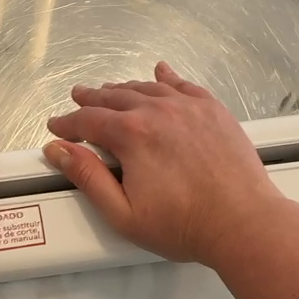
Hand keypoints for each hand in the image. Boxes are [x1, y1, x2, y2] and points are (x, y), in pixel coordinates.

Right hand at [43, 62, 298, 266]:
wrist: (241, 222)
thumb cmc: (184, 226)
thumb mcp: (123, 213)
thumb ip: (88, 178)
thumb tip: (60, 150)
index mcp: (132, 135)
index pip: (88, 120)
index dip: (68, 123)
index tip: (57, 127)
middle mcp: (159, 110)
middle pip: (115, 97)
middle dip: (92, 98)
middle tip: (78, 98)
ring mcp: (189, 107)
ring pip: (147, 87)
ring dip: (124, 88)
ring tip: (109, 90)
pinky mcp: (213, 111)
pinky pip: (184, 84)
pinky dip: (167, 77)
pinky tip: (160, 72)